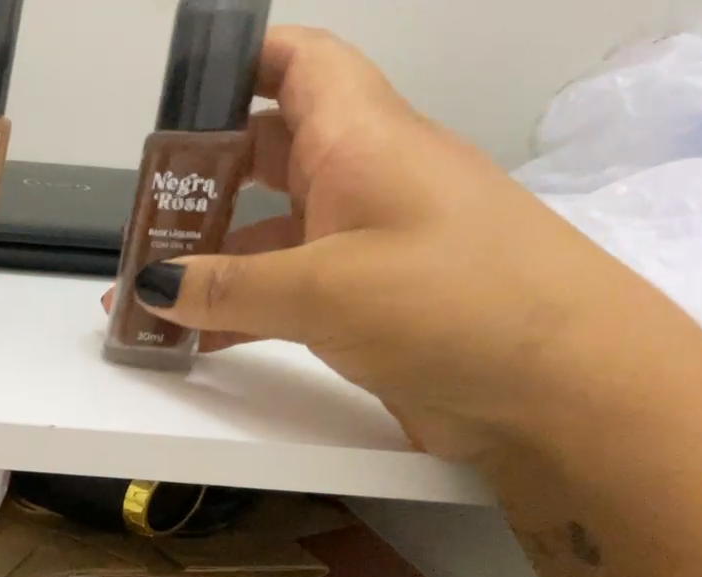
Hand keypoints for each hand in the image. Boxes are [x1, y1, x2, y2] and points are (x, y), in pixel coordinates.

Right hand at [104, 27, 701, 462]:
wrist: (562, 390)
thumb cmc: (456, 302)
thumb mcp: (324, 289)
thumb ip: (226, 287)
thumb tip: (151, 284)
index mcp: (362, 141)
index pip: (300, 67)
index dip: (241, 63)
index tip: (178, 92)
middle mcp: (361, 181)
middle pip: (266, 154)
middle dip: (200, 179)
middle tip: (140, 216)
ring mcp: (363, 245)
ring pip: (266, 231)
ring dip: (206, 257)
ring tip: (143, 290)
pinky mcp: (363, 302)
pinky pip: (279, 290)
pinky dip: (232, 307)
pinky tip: (187, 336)